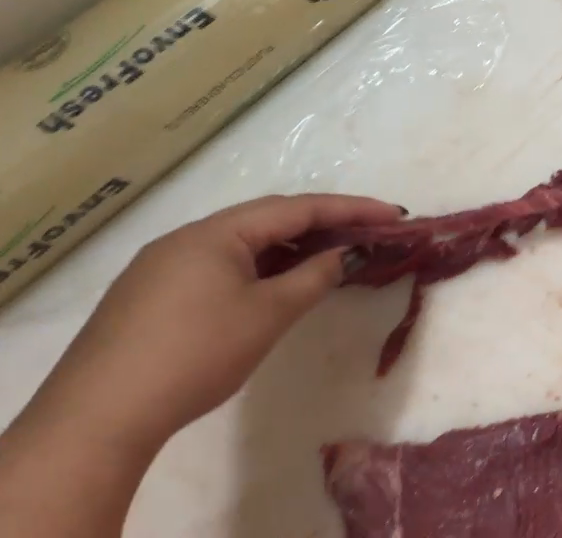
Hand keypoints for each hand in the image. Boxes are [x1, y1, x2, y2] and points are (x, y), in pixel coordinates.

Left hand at [18, 194, 400, 451]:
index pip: (298, 208)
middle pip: (270, 219)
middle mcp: (184, 240)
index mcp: (213, 234)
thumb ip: (318, 274)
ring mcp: (161, 269)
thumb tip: (348, 252)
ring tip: (335, 256)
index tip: (396, 215)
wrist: (96, 421)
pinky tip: (281, 283)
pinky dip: (262, 266)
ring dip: (293, 246)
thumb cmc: (197, 353)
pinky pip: (221, 265)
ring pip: (245, 243)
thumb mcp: (271, 312)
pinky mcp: (150, 298)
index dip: (352, 208)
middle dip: (324, 222)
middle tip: (371, 232)